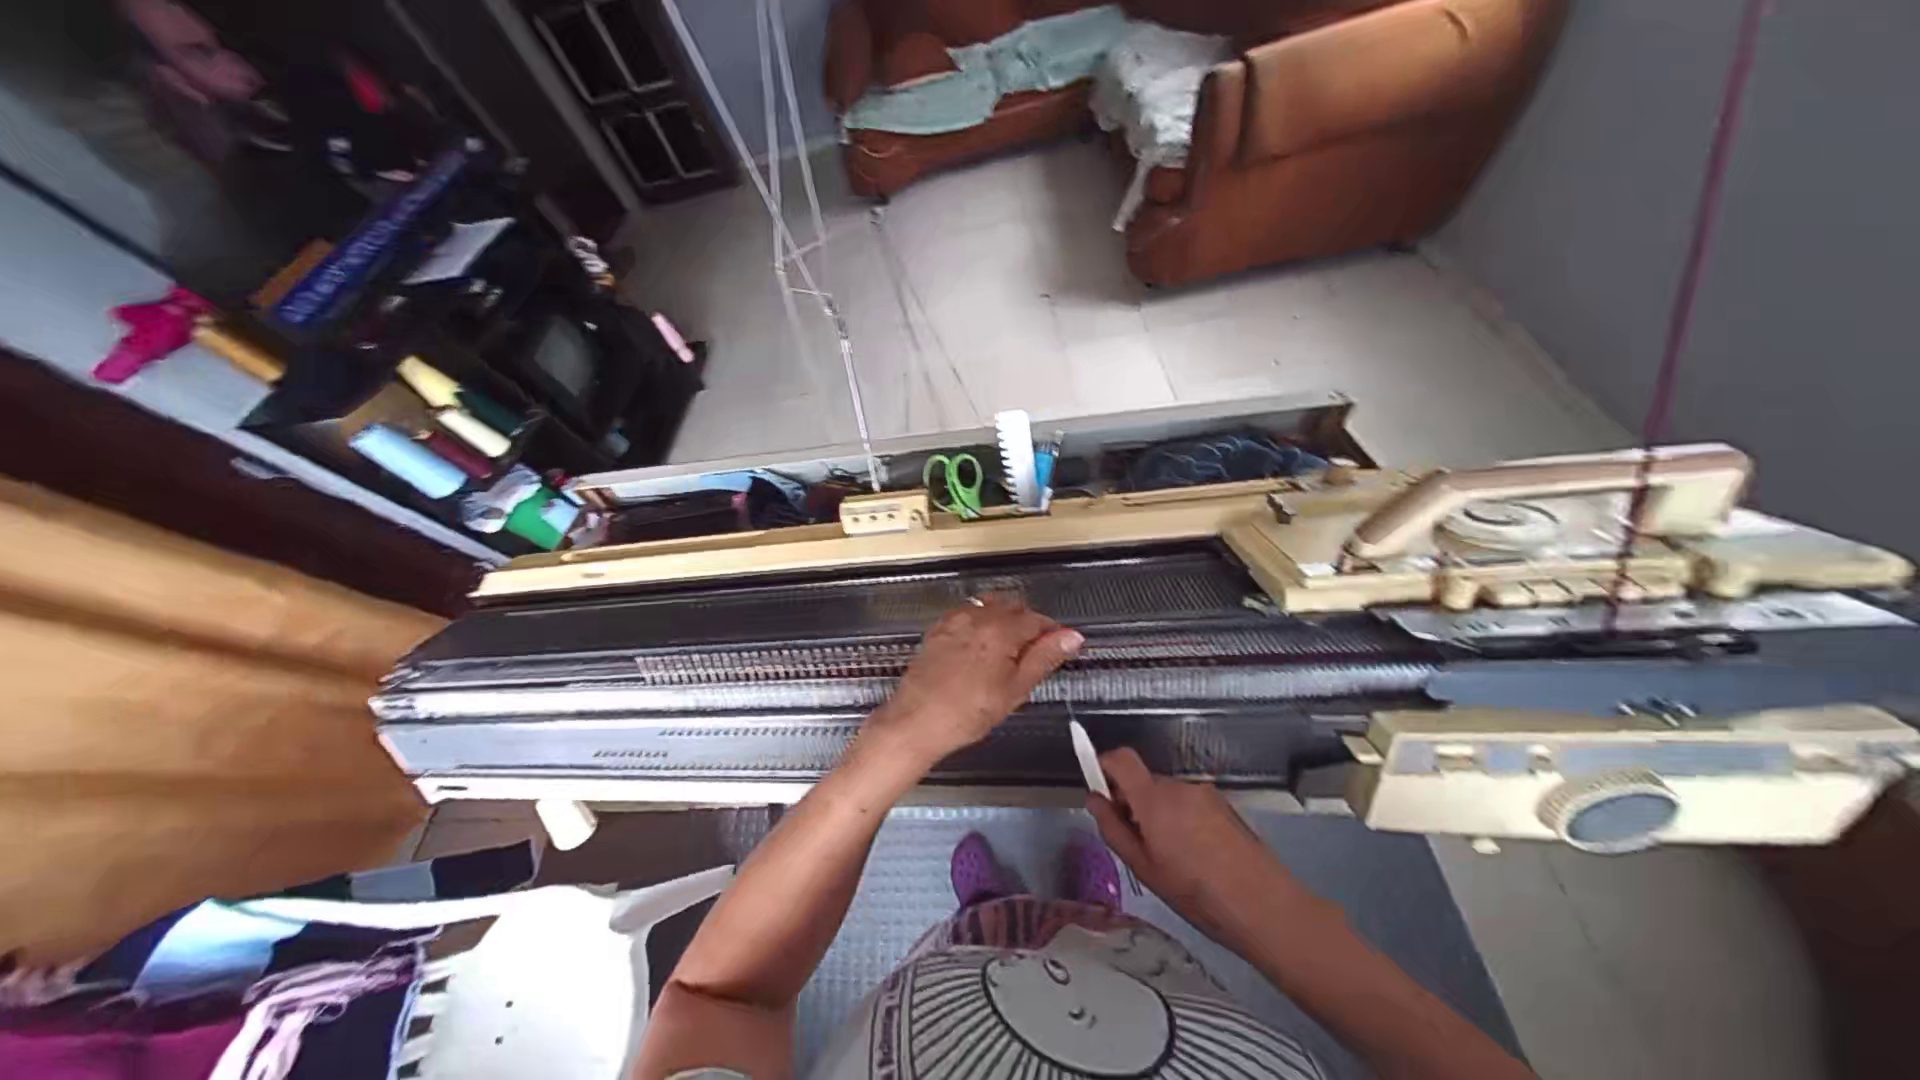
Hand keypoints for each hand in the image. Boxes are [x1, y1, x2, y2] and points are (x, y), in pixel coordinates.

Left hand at [863, 595, 1082, 767]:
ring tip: (1007, 654)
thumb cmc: (964, 713)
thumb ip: (1044, 657)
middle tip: (1035, 654)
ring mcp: (954, 621)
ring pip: (990, 608)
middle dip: (1028, 625)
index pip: (1038, 619)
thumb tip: (1071, 637)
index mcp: (1001, 629)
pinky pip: (967, 615)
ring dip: (1004, 622)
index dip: (1052, 633)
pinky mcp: (938, 630)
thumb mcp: (1016, 689)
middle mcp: (976, 617)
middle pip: (1014, 607)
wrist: (916, 722)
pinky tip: (980, 650)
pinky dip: (980, 625)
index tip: (1058, 647)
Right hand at [1087, 748, 1323, 951]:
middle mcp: (1179, 786)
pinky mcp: (1224, 805)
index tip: (1099, 788)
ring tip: (1171, 855)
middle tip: (1137, 841)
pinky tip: (1195, 854)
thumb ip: (1113, 829)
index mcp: (1154, 798)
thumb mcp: (1144, 868)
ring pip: (1168, 793)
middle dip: (1133, 801)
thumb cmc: (1195, 892)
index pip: (1121, 758)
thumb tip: (1094, 799)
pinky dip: (1182, 818)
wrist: (1263, 905)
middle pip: (1144, 780)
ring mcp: (1205, 793)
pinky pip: (1190, 802)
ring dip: (1159, 812)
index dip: (1104, 765)